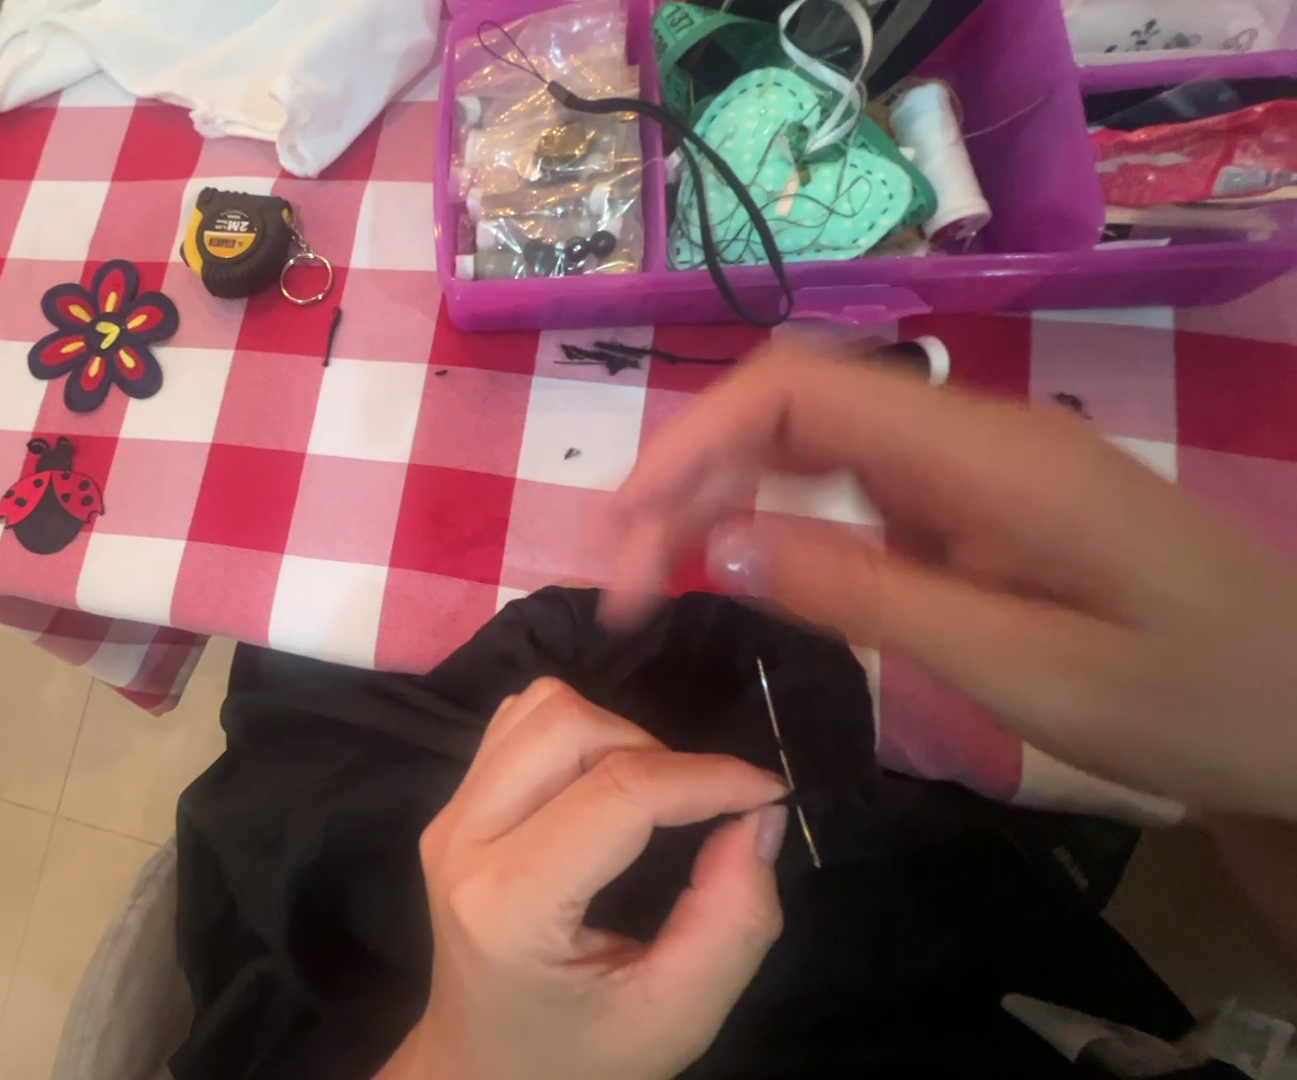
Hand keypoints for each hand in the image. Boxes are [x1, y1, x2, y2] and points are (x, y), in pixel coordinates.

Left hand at [379, 678, 789, 1079]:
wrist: (480, 1066)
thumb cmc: (578, 1060)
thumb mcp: (674, 1018)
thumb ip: (731, 920)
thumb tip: (759, 814)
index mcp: (509, 904)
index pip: (615, 795)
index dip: (704, 777)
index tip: (766, 791)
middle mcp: (462, 838)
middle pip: (563, 724)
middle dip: (651, 748)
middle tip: (695, 804)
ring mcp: (448, 814)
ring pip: (535, 709)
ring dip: (610, 732)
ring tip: (648, 795)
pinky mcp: (450, 803)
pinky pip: (514, 724)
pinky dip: (571, 731)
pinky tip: (598, 784)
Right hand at [605, 344, 1296, 820]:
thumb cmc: (1189, 695)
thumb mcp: (1017, 663)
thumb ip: (860, 594)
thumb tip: (720, 548)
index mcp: (979, 452)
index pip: (792, 392)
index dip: (691, 441)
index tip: (629, 521)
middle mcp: (951, 433)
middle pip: (774, 412)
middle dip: (679, 478)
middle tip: (621, 568)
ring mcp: (944, 462)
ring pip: (785, 442)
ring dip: (702, 496)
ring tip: (648, 570)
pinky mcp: (938, 497)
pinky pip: (817, 480)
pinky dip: (750, 513)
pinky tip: (722, 557)